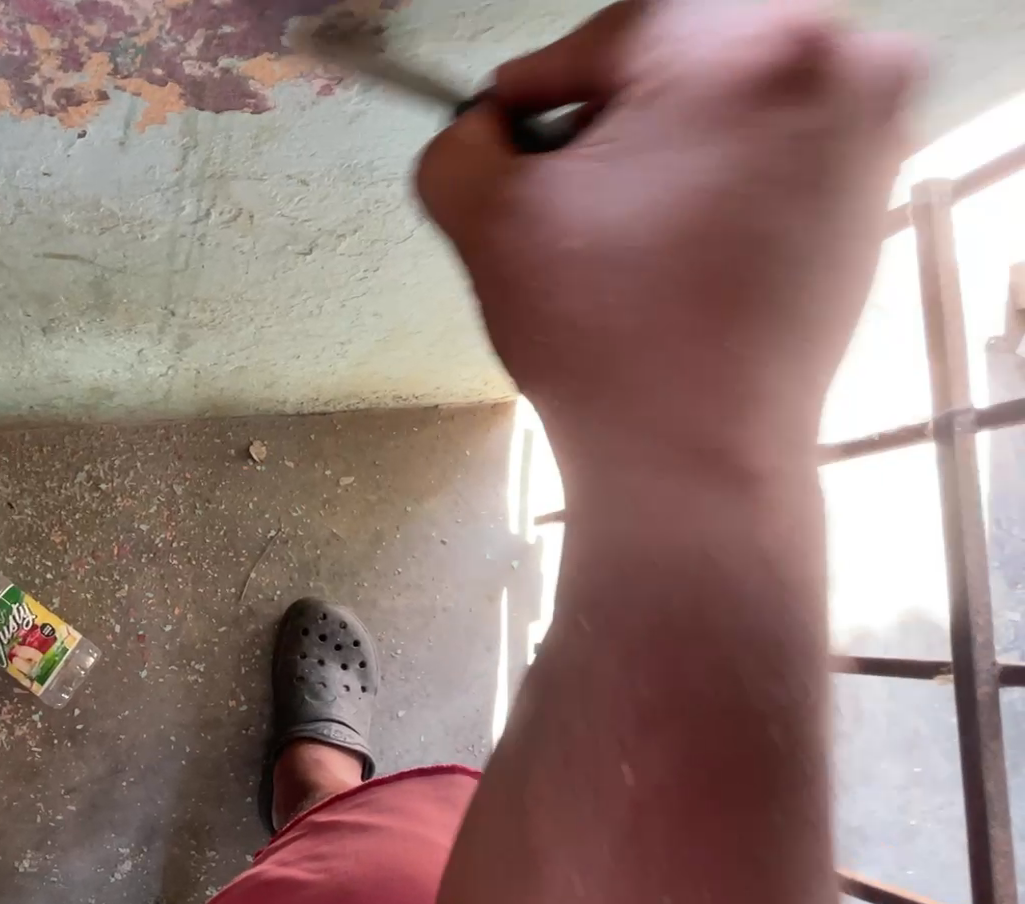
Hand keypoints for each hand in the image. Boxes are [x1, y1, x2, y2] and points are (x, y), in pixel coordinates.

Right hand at [418, 0, 921, 482]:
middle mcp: (838, 59)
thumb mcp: (484, 225)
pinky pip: (757, 150)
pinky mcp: (867, 189)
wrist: (690, 445)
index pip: (604, 34)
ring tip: (604, 239)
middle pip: (668, 61)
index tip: (498, 153)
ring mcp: (868, 126)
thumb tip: (476, 132)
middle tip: (554, 205)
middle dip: (595, 127)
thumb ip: (454, 150)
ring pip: (713, 105)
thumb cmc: (595, 328)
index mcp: (745, 44)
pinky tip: (657, 254)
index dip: (531, 95)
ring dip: (642, 155)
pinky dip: (694, 184)